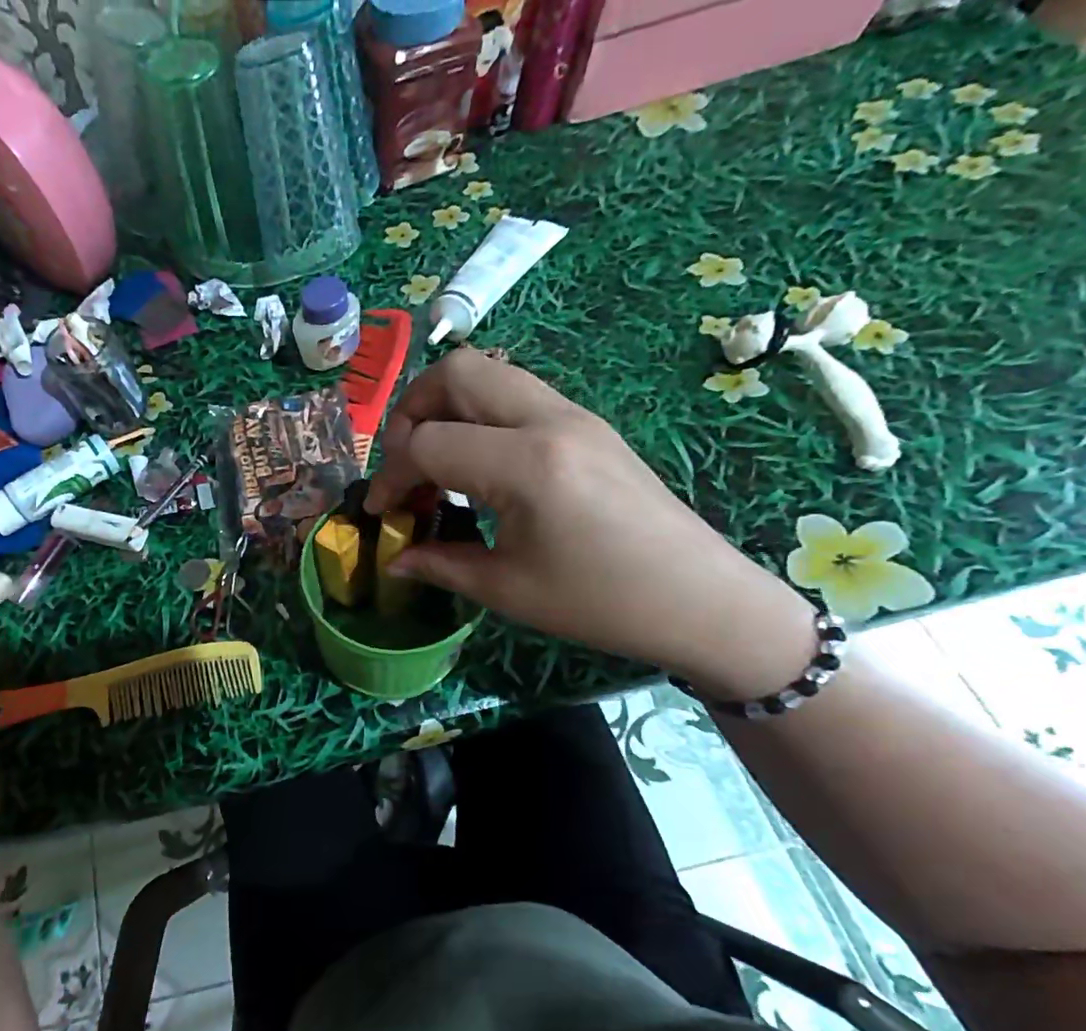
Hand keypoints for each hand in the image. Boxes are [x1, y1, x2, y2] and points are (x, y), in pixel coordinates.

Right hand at [365, 348, 815, 698]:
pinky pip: (515, 393)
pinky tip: (477, 465)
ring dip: (444, 406)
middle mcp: (549, 420)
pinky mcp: (586, 423)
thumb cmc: (602, 603)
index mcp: (527, 464)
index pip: (428, 442)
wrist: (703, 600)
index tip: (382, 512)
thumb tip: (394, 558)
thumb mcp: (508, 589)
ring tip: (434, 461)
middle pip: (455, 372)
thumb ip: (439, 563)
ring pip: (487, 372)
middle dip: (410, 411)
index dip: (391, 476)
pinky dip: (477, 413)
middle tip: (403, 463)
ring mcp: (573, 414)